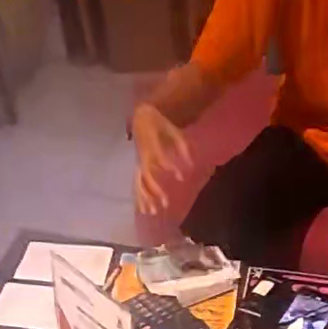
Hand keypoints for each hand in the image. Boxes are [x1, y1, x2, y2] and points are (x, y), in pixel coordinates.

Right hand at [132, 101, 192, 216]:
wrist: (141, 116)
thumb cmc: (160, 123)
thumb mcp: (174, 131)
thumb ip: (182, 148)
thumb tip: (190, 166)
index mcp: (151, 145)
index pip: (160, 159)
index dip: (170, 167)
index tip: (180, 177)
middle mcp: (143, 156)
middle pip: (146, 176)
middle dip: (155, 191)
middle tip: (165, 204)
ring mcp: (139, 162)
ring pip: (139, 182)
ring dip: (145, 198)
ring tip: (152, 212)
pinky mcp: (138, 166)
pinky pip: (137, 182)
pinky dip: (140, 196)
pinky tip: (143, 209)